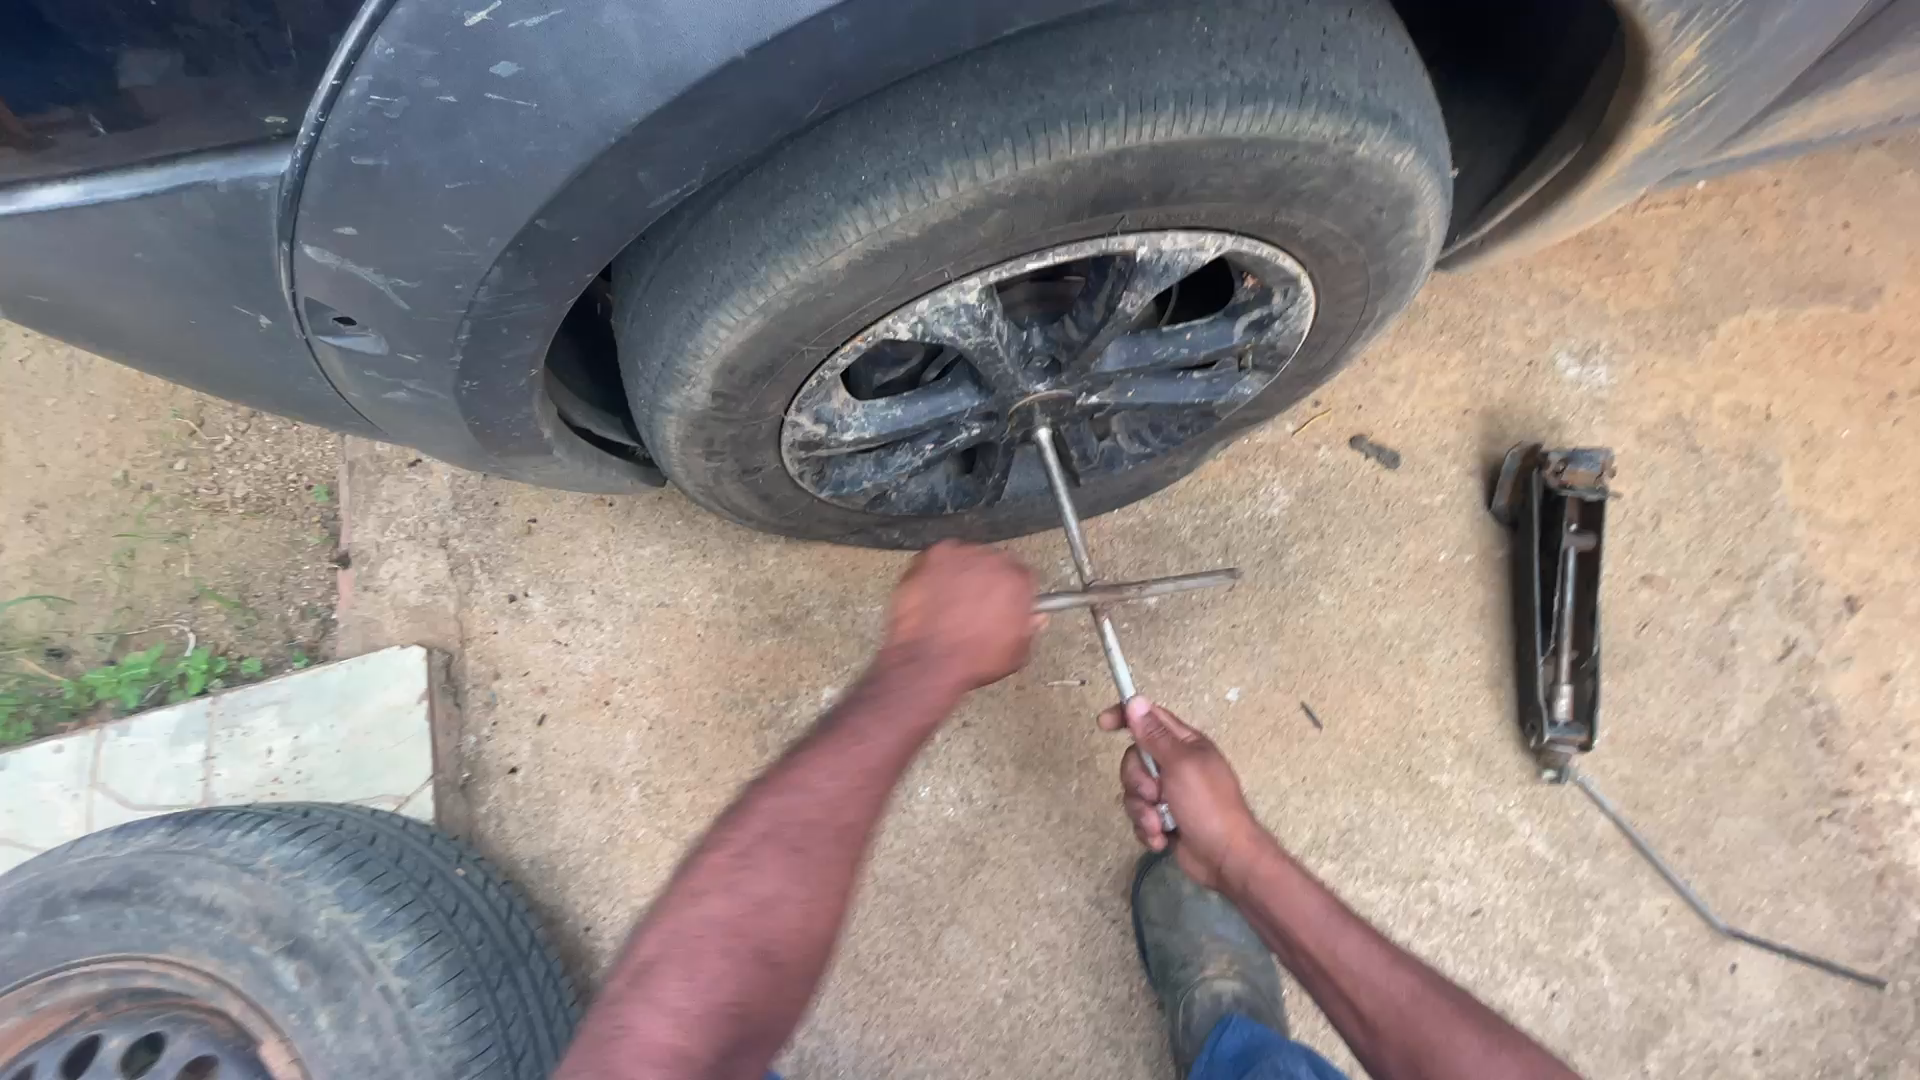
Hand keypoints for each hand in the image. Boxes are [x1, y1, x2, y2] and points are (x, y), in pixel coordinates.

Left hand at [881, 540, 1040, 693]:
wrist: (930, 660)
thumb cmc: (970, 658)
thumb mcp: (1016, 653)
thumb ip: (1029, 627)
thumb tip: (1035, 618)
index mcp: (1018, 580)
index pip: (1022, 575)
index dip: (1011, 591)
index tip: (1003, 602)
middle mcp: (993, 561)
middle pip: (994, 563)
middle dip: (986, 582)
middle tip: (975, 606)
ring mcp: (962, 556)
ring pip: (966, 559)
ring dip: (962, 576)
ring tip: (952, 604)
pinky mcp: (935, 557)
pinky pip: (939, 559)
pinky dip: (937, 574)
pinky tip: (937, 596)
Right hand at [1099, 697, 1266, 891]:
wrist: (1226, 860)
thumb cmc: (1208, 806)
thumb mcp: (1180, 765)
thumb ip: (1154, 735)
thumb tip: (1135, 701)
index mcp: (1184, 744)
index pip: (1149, 718)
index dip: (1125, 716)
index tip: (1104, 724)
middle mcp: (1174, 764)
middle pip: (1134, 759)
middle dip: (1137, 781)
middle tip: (1154, 794)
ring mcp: (1168, 793)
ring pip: (1133, 791)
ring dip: (1142, 811)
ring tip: (1160, 824)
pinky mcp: (1162, 818)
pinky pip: (1138, 815)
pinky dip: (1147, 829)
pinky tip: (1162, 838)